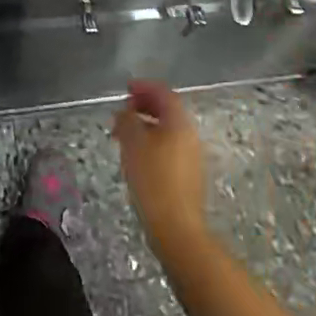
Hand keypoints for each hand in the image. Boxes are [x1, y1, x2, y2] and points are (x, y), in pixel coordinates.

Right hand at [111, 79, 207, 250]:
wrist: (176, 228)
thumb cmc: (153, 180)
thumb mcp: (133, 145)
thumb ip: (128, 121)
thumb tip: (125, 111)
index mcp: (179, 122)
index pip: (164, 93)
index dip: (144, 87)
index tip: (126, 88)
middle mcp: (189, 134)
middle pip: (168, 110)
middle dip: (145, 105)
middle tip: (123, 110)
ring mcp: (191, 155)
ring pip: (167, 130)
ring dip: (147, 125)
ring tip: (124, 133)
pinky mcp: (188, 174)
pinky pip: (169, 146)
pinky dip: (152, 141)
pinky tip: (136, 156)